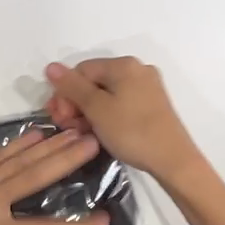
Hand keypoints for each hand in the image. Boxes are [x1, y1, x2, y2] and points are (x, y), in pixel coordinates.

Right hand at [44, 57, 204, 180]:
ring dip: (88, 111)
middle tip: (68, 127)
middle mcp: (137, 70)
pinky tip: (99, 131)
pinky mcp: (152, 104)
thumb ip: (72, 87)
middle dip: (76, 103)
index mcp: (123, 65)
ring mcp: (147, 87)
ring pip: (106, 94)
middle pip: (94, 81)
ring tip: (82, 132)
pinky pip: (120, 103)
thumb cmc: (132, 131)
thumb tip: (51, 67)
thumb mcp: (97, 109)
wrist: (173, 159)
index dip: (65, 93)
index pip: (81, 70)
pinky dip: (105, 115)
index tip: (60, 118)